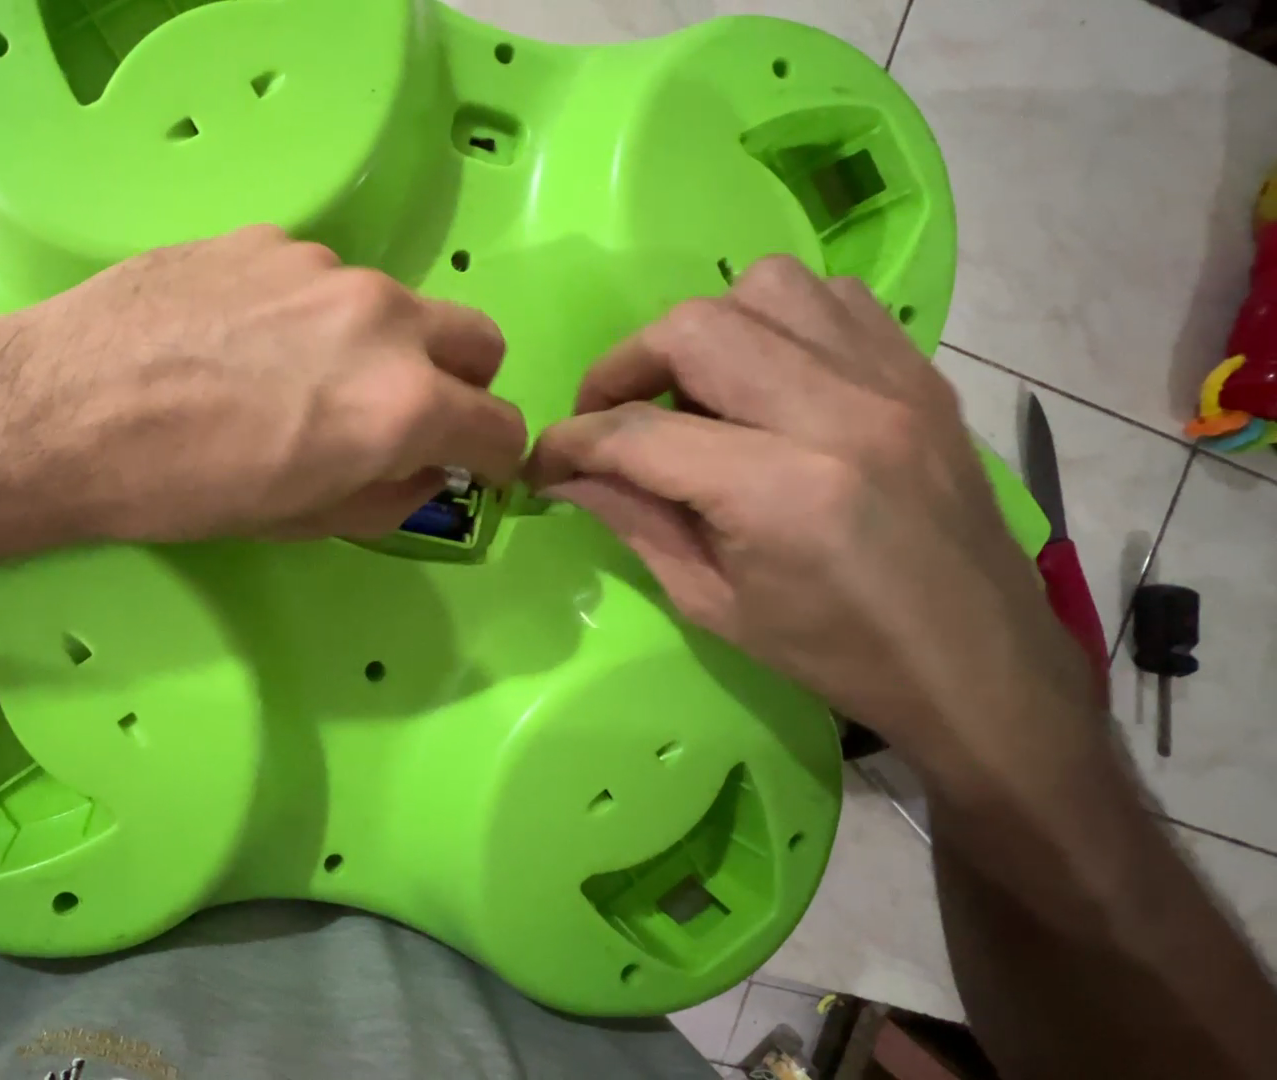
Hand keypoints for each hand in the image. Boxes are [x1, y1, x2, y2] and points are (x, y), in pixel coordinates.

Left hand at [0, 225, 525, 550]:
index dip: (491, 459)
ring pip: (394, 308)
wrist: (59, 412)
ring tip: (295, 381)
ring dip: (378, 347)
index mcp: (403, 402)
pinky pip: (322, 280)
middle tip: (403, 420)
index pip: (500, 425)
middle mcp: (382, 318)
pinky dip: (314, 315)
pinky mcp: (265, 236)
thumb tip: (426, 473)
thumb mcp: (302, 521)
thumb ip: (389, 496)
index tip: (467, 469)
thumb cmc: (183, 491)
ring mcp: (324, 265)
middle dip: (461, 387)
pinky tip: (243, 343)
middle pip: (477, 341)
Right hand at [526, 257, 1093, 763]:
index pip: (637, 433)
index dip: (570, 442)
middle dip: (623, 367)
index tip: (544, 461)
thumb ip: (630, 518)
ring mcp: (890, 382)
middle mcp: (836, 414)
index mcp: (778, 492)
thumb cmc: (832, 651)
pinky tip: (760, 377)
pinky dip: (771, 322)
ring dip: (700, 331)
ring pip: (762, 289)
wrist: (977, 663)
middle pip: (693, 330)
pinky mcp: (920, 373)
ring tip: (688, 391)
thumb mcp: (709, 600)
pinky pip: (829, 297)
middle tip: (608, 417)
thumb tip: (563, 472)